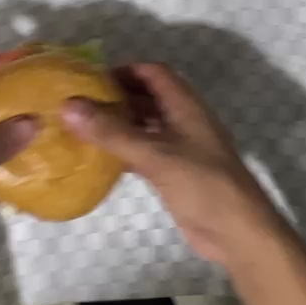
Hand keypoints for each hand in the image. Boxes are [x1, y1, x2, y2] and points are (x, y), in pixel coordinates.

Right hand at [61, 63, 285, 267]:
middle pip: (147, 97)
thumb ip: (111, 131)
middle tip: (79, 103)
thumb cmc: (202, 185)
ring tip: (81, 127)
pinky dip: (122, 150)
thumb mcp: (154, 155)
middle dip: (115, 97)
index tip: (90, 79)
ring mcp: (180, 148)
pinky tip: (99, 157)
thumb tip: (68, 105)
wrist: (238, 234)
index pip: (153, 72)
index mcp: (185, 106)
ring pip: (144, 125)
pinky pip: (143, 152)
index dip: (124, 70)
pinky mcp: (174, 173)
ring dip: (117, 124)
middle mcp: (183, 121)